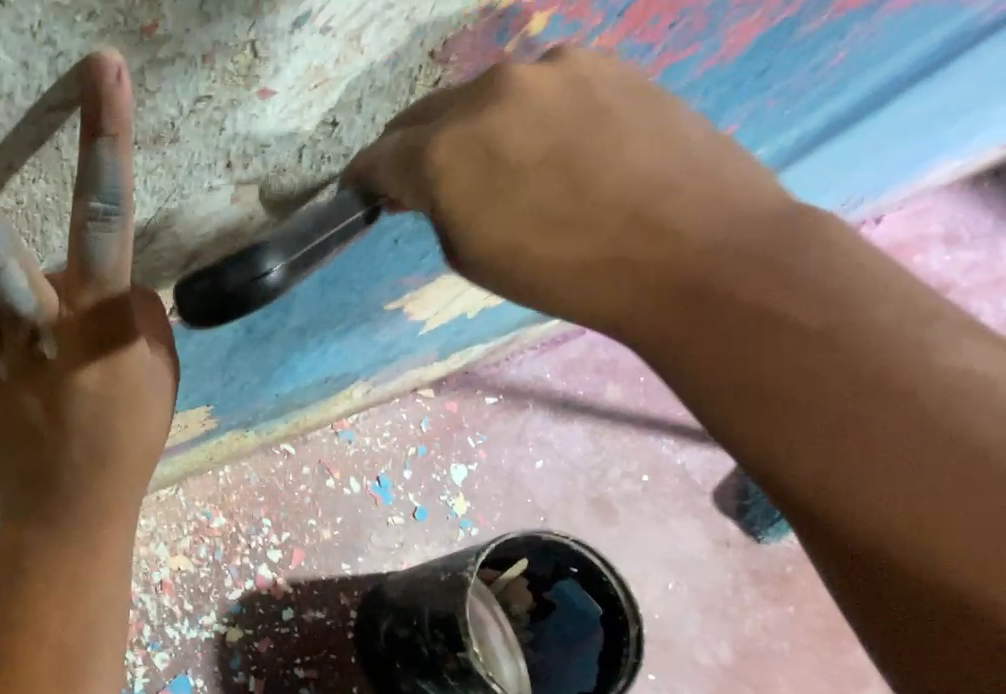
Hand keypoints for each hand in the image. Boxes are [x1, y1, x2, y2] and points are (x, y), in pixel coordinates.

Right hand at [346, 46, 798, 340]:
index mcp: (442, 151)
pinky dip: (525, 114)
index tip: (363, 193)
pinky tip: (547, 148)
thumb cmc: (561, 272)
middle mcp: (487, 93)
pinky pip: (539, 86)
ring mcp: (549, 69)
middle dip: (412, 148)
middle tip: (418, 182)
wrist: (690, 249)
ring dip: (471, 128)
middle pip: (424, 115)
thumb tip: (426, 184)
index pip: (378, 156)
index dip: (364, 178)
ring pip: (483, 96)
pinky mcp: (602, 61)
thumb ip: (435, 206)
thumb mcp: (468, 254)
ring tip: (492, 165)